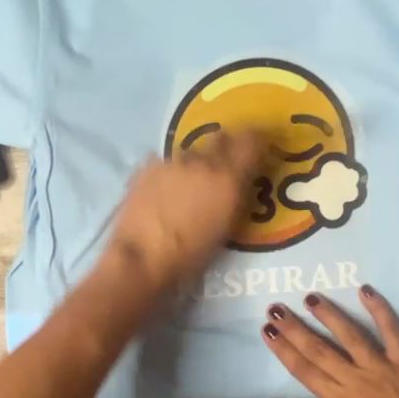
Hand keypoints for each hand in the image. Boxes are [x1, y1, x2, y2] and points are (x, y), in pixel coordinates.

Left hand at [105, 130, 263, 289]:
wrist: (142, 258)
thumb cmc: (190, 256)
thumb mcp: (225, 230)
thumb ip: (235, 198)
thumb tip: (239, 184)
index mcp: (228, 179)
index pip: (251, 141)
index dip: (255, 142)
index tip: (256, 149)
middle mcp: (203, 161)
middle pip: (221, 139)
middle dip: (225, 148)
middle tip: (222, 168)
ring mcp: (172, 161)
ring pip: (190, 153)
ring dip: (193, 165)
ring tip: (185, 187)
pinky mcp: (146, 167)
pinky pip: (164, 163)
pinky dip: (167, 173)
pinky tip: (160, 192)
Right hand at [261, 285, 398, 397]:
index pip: (304, 370)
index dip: (283, 350)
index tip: (267, 332)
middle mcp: (355, 377)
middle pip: (319, 348)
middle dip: (295, 327)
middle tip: (276, 309)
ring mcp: (381, 365)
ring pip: (349, 334)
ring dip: (328, 314)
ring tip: (310, 297)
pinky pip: (391, 330)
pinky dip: (379, 309)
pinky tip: (365, 291)